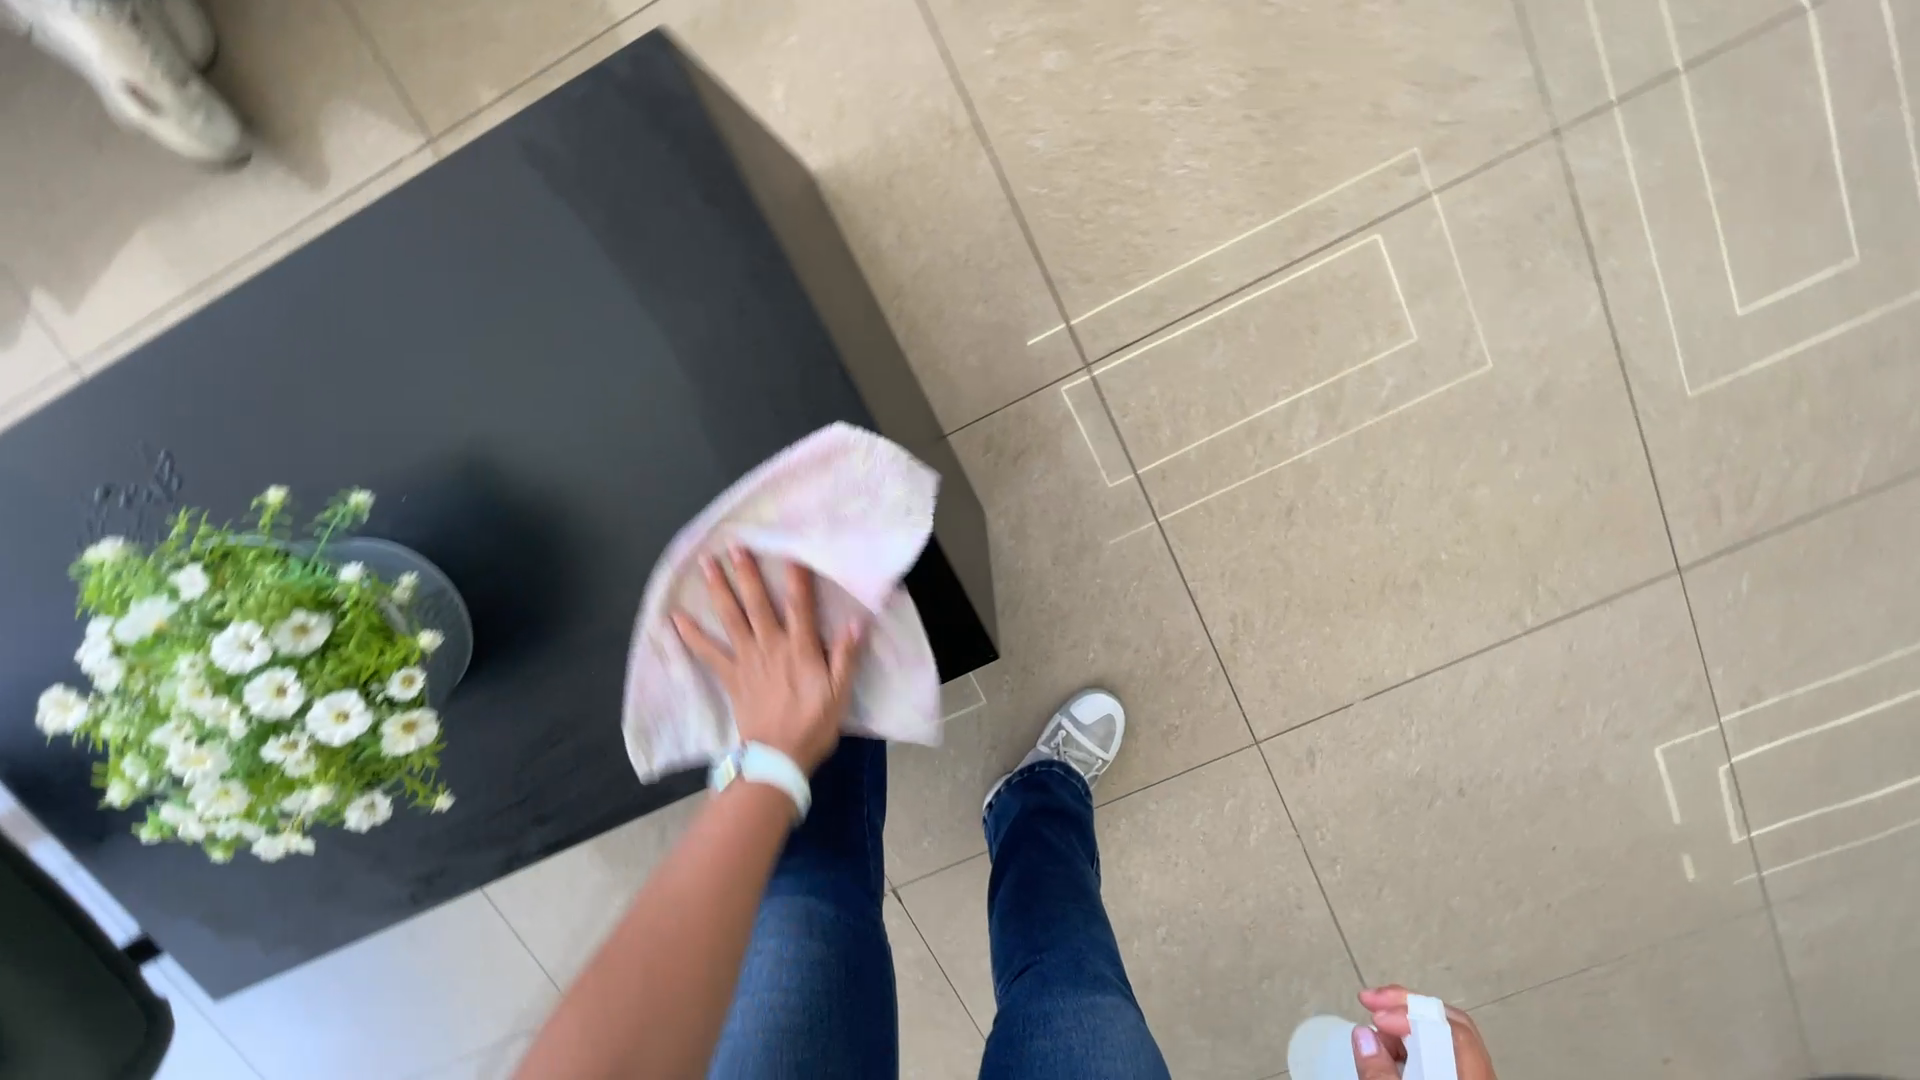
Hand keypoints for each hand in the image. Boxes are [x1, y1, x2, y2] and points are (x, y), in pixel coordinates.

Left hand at [672, 547, 864, 774]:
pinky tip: (676, 618)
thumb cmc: (814, 724)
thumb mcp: (840, 693)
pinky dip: (692, 636)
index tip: (790, 550)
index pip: (800, 606)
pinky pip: (708, 653)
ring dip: (719, 591)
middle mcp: (771, 647)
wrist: (778, 758)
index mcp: (801, 649)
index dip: (796, 577)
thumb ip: (846, 656)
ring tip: (706, 565)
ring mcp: (747, 660)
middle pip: (757, 604)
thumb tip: (856, 622)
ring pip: (731, 618)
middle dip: (747, 574)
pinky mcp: (731, 676)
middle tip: (734, 546)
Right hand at [1352, 985, 1497, 1079]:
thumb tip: (1363, 1034)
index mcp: (1473, 1076)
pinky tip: (1390, 1050)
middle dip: (1406, 1006)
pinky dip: (1414, 1044)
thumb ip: (1380, 1074)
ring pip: (1445, 1037)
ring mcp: (1474, 1075)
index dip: (1411, 1013)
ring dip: (1406, 1026)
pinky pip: (1443, 1054)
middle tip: (1370, 1001)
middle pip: (1450, 1023)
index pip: (1454, 1028)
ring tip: (1375, 1031)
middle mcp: (1481, 1074)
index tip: (1375, 1016)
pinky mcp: (1462, 1077)